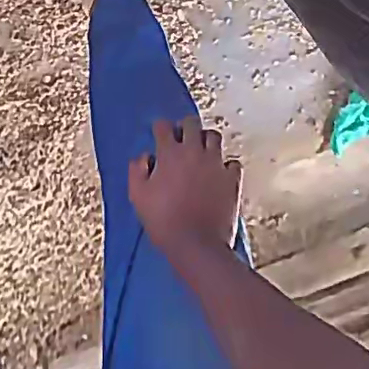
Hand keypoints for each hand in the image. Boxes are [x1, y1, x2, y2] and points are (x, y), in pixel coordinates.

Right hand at [128, 116, 241, 259]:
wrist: (197, 245)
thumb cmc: (163, 220)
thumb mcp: (138, 196)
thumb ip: (137, 170)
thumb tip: (144, 157)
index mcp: (170, 153)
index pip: (163, 126)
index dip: (160, 129)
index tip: (159, 135)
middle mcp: (194, 151)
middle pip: (192, 123)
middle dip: (185, 127)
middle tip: (181, 139)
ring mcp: (215, 164)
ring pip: (214, 137)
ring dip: (205, 140)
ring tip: (200, 152)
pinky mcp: (232, 180)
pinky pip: (231, 163)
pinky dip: (225, 165)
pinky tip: (218, 174)